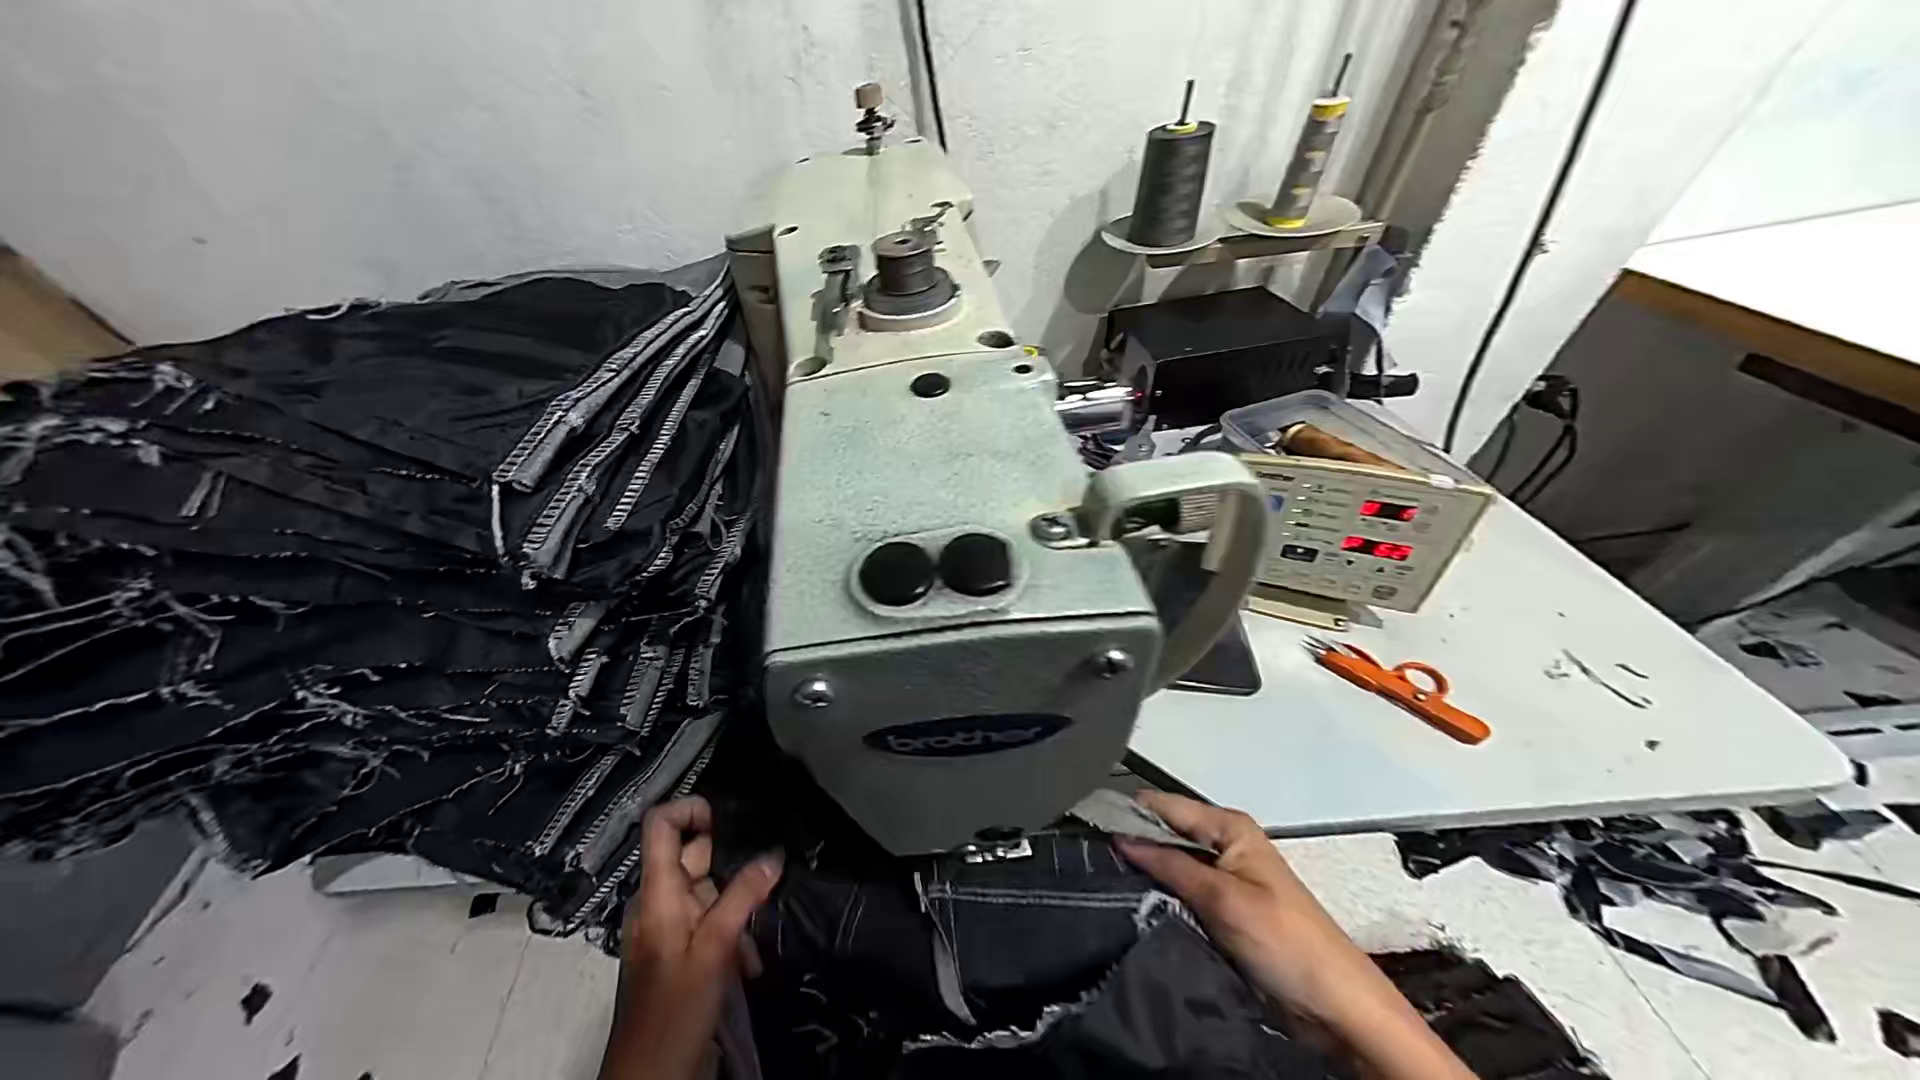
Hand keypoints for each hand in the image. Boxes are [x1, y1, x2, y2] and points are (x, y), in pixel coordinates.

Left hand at [598, 796, 782, 1079]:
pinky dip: (732, 932)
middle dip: (730, 866)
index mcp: (657, 893)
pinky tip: (748, 963)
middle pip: (692, 856)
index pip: (660, 825)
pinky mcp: (681, 951)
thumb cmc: (675, 1011)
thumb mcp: (714, 949)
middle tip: (762, 884)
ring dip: (737, 906)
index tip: (729, 818)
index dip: (690, 809)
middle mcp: (660, 902)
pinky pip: (710, 921)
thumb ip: (743, 896)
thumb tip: (773, 854)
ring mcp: (670, 928)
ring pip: (708, 890)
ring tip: (755, 939)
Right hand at [1116, 793, 1473, 1079]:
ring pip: (1171, 862)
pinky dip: (1159, 893)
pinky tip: (1132, 900)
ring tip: (1100, 876)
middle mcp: (1224, 844)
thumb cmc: (1286, 942)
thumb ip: (1170, 865)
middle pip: (1166, 832)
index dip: (1129, 810)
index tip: (1087, 819)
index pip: (1165, 805)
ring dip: (1145, 870)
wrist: (1336, 1007)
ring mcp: (1223, 878)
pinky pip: (1181, 890)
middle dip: (1134, 840)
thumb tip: (1122, 838)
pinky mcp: (1222, 909)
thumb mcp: (1222, 898)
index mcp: (1229, 826)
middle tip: (1089, 853)